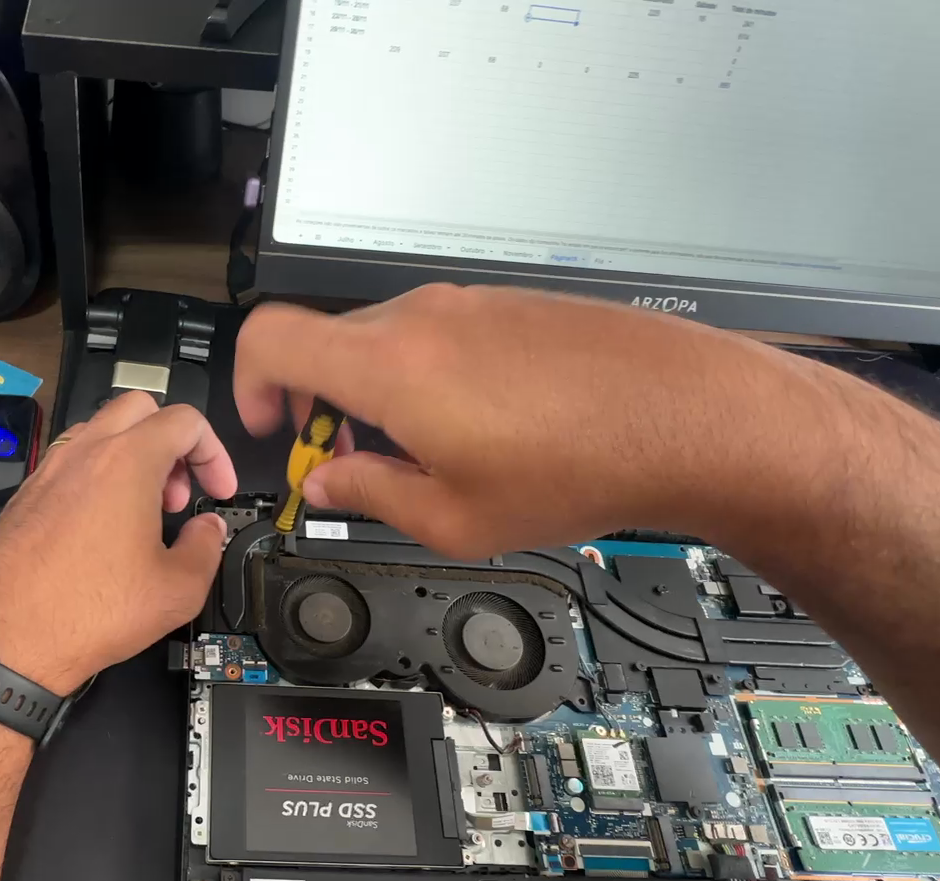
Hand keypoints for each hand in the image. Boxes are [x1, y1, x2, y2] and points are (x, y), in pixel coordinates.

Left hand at [0, 393, 237, 696]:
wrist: (7, 640)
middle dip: (171, 442)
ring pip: (100, 431)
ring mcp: (49, 470)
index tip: (218, 490)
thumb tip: (209, 530)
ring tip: (142, 512)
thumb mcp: (177, 589)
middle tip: (179, 493)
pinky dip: (97, 476)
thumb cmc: (90, 613)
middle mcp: (84, 453)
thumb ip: (207, 546)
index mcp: (127, 462)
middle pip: (140, 409)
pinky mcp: (26, 495)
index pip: (185, 420)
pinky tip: (103, 529)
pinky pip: (70, 462)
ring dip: (132, 456)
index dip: (214, 453)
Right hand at [235, 284, 852, 557]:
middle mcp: (420, 319)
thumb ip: (366, 493)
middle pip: (321, 344)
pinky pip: (428, 334)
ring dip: (367, 394)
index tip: (270, 424)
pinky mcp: (501, 306)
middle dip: (314, 405)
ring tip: (412, 451)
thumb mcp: (450, 516)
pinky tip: (462, 425)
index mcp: (389, 367)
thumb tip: (325, 481)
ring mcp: (466, 305)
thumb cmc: (579, 468)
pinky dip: (415, 376)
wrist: (690, 418)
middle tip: (346, 459)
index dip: (248, 384)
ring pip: (375, 341)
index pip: (269, 338)